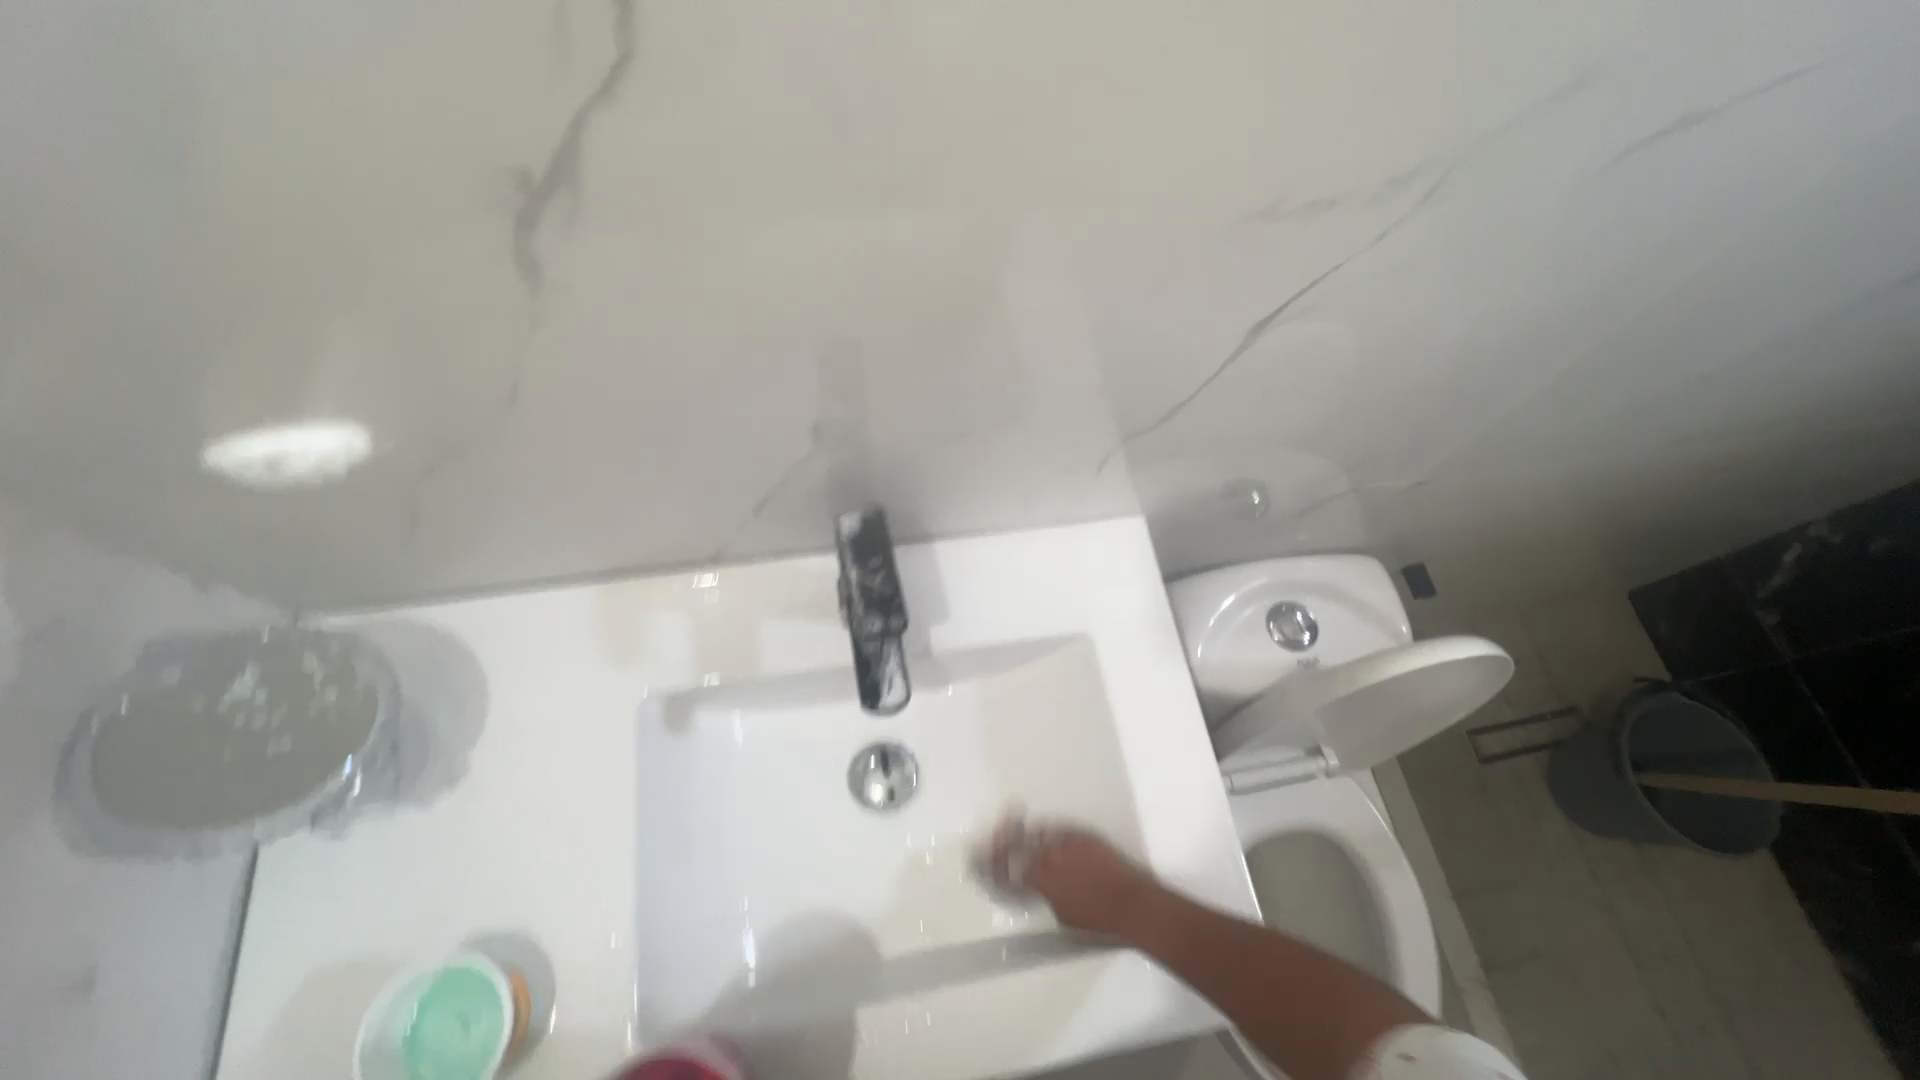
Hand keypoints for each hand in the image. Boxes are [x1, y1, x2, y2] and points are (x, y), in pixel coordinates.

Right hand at [977, 813, 1160, 937]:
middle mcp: (1048, 858)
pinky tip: (1041, 829)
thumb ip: (1046, 897)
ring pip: (1034, 832)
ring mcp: (1065, 843)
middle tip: (988, 838)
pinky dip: (1045, 829)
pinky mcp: (1082, 835)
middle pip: (1014, 845)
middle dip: (997, 842)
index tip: (977, 864)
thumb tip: (1042, 888)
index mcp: (1040, 881)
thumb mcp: (1063, 915)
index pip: (1006, 874)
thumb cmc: (1098, 920)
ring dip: (1019, 831)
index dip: (989, 870)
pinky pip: (1056, 828)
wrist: (1133, 903)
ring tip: (1008, 824)